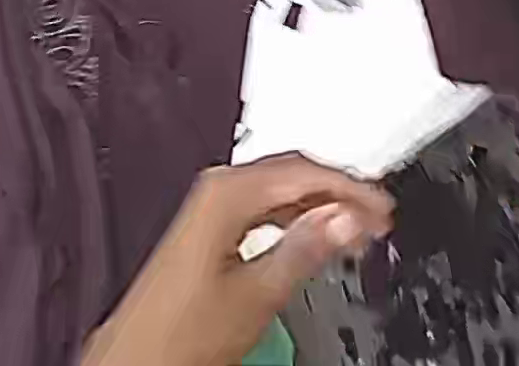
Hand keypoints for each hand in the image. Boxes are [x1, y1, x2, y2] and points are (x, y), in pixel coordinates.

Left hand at [80, 153, 393, 365]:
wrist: (138, 356)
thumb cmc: (182, 331)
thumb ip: (305, 249)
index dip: (349, 188)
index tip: (381, 207)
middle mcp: (220, 186)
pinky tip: (316, 231)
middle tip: (377, 213)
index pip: (303, 172)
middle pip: (292, 172)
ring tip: (356, 223)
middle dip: (338, 190)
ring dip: (320, 201)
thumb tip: (345, 217)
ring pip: (281, 186)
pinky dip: (297, 213)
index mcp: (228, 192)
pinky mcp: (214, 218)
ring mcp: (215, 200)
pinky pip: (266, 202)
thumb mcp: (257, 294)